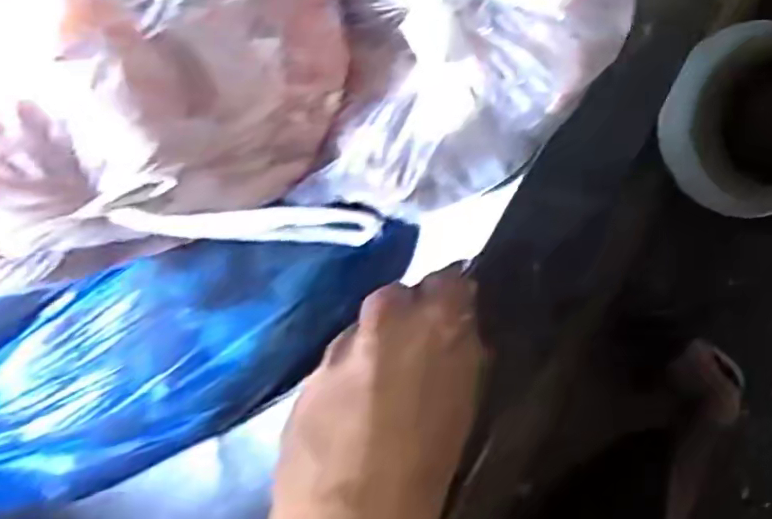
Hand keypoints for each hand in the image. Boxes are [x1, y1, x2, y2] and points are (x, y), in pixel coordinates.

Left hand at [272, 266, 487, 518]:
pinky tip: (352, 406)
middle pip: (394, 295)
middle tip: (415, 338)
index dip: (452, 291)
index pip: (449, 276)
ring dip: (371, 343)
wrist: (355, 512)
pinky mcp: (303, 388)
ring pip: (357, 330)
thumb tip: (460, 321)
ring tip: (380, 376)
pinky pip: (331, 367)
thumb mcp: (468, 385)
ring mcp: (338, 354)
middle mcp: (385, 322)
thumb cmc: (432, 447)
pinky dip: (345, 376)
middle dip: (404, 310)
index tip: (457, 307)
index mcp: (436, 317)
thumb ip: (464, 341)